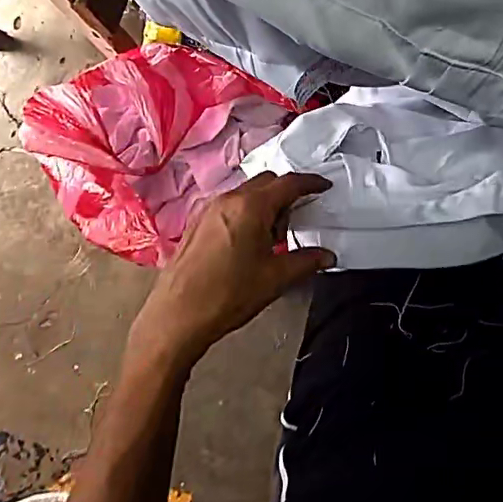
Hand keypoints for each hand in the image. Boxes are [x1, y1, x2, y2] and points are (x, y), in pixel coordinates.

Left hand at [130, 173, 335, 370]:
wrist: (175, 319)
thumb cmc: (228, 295)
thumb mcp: (277, 278)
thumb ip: (307, 261)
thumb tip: (328, 257)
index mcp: (251, 207)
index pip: (289, 183)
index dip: (311, 183)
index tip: (324, 187)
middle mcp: (228, 200)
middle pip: (267, 182)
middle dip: (287, 194)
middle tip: (296, 220)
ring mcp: (207, 210)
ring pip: (247, 193)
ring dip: (266, 204)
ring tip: (271, 237)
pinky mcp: (195, 223)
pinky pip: (230, 205)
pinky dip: (246, 212)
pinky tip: (247, 242)